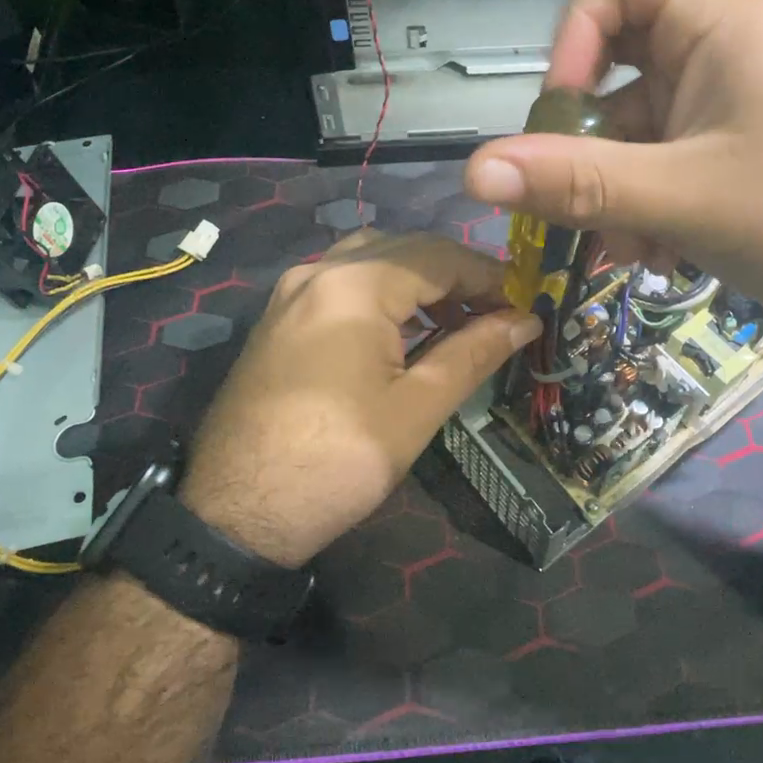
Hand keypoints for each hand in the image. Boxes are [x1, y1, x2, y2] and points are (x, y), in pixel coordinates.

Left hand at [179, 231, 542, 567]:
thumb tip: (525, 320)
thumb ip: (472, 353)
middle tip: (499, 313)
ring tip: (458, 322)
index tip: (527, 305)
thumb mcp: (416, 409)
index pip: (439, 256)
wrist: (235, 513)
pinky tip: (407, 333)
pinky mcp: (278, 320)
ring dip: (419, 282)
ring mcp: (291, 294)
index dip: (490, 276)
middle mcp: (318, 272)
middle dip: (457, 275)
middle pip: (404, 249)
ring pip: (370, 261)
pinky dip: (383, 295)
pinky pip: (342, 285)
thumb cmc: (336, 462)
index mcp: (354, 285)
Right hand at [463, 0, 762, 363]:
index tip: (566, 107)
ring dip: (608, 190)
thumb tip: (472, 171)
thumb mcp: (685, 201)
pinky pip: (653, 165)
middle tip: (572, 198)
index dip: (576, 27)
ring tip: (626, 252)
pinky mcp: (723, 156)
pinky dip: (639, 208)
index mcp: (715, 23)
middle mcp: (712, 52)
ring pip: (625, 126)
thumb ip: (577, 184)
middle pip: (607, 58)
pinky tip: (654, 260)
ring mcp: (718, 107)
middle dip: (581, 136)